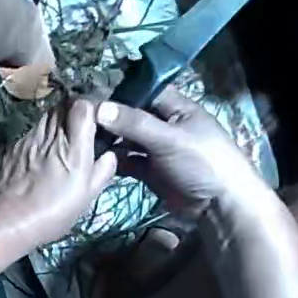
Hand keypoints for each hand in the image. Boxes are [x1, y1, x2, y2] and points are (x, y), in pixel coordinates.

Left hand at [0, 98, 118, 247]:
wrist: (11, 220)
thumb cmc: (55, 210)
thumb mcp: (88, 195)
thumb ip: (102, 171)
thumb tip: (109, 156)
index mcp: (73, 144)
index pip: (82, 106)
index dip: (89, 108)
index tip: (94, 121)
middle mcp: (49, 134)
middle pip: (61, 107)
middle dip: (71, 114)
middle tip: (77, 133)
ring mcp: (27, 139)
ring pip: (44, 119)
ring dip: (54, 127)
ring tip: (57, 148)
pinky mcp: (11, 148)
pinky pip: (29, 136)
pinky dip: (37, 142)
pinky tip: (37, 161)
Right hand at [95, 88, 277, 224]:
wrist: (219, 207)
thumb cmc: (202, 162)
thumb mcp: (168, 138)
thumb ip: (134, 123)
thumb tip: (98, 108)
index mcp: (178, 108)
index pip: (145, 91)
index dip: (120, 90)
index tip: (91, 94)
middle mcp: (166, 126)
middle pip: (133, 116)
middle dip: (110, 118)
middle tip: (79, 119)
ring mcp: (158, 150)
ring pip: (128, 140)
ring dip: (109, 140)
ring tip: (82, 140)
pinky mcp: (151, 172)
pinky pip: (129, 162)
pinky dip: (114, 161)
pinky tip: (95, 160)